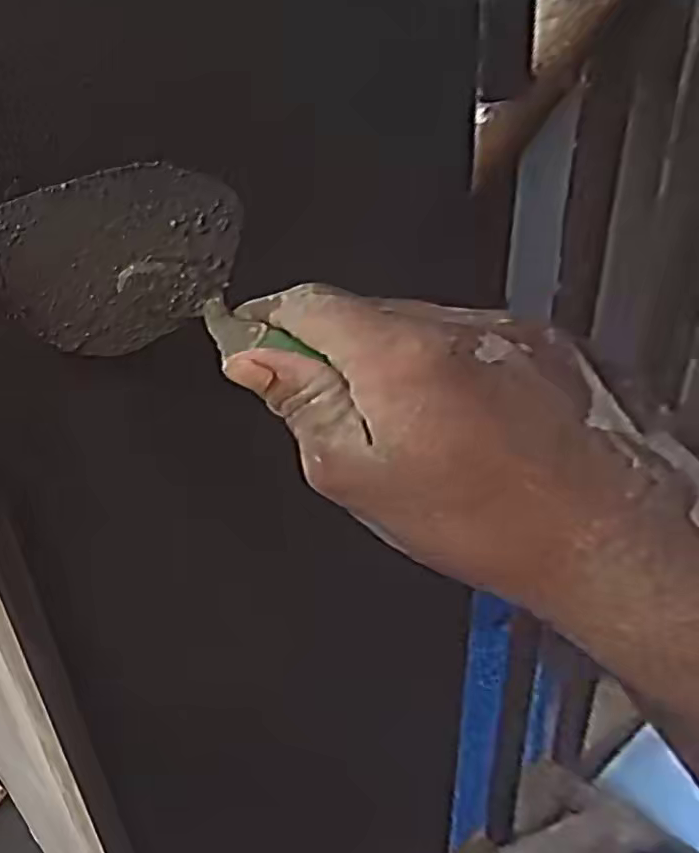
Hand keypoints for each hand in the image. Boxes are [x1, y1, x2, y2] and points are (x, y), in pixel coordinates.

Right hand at [218, 284, 698, 631]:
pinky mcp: (549, 349)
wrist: (613, 548)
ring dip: (365, 356)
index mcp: (402, 356)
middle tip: (298, 397)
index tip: (238, 343)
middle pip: (352, 309)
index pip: (304, 303)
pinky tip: (426, 416)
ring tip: (372, 419)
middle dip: (311, 345)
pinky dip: (418, 363)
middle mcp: (463, 330)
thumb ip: (296, 401)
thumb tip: (250, 361)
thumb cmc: (479, 520)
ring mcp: (514, 334)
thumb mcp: (346, 468)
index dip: (259, 320)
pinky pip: (454, 338)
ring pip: (402, 323)